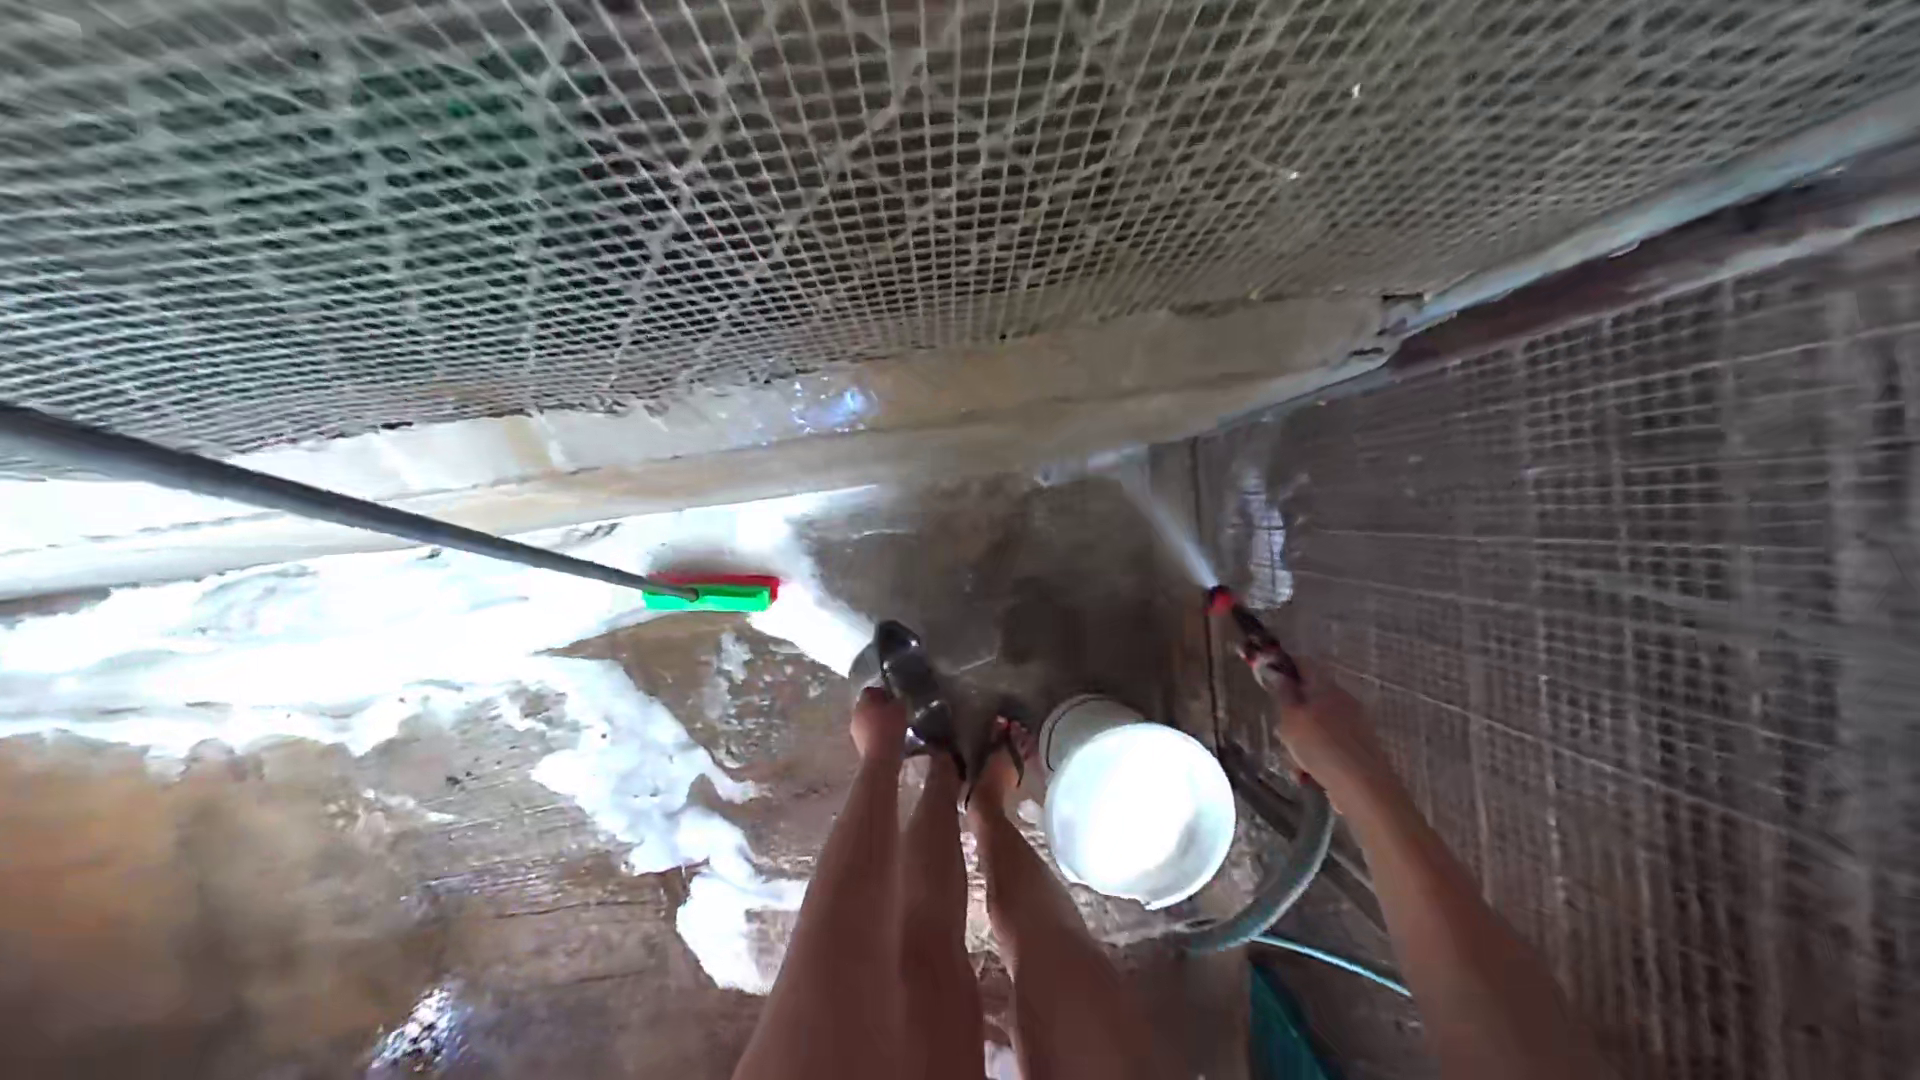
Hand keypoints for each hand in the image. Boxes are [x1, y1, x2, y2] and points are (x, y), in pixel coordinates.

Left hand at [849, 685, 908, 760]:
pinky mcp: (857, 743)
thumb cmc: (890, 728)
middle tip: (893, 712)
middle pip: (867, 706)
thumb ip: (897, 700)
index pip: (870, 690)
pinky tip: (886, 738)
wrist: (881, 757)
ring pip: (866, 720)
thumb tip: (895, 700)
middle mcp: (855, 713)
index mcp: (864, 701)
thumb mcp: (900, 709)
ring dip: (876, 721)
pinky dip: (875, 733)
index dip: (882, 693)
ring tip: (891, 727)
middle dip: (879, 708)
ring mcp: (854, 729)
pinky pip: (867, 733)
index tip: (893, 699)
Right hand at [1254, 652, 1395, 804]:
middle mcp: (1342, 701)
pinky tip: (1308, 775)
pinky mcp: (1356, 749)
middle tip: (1281, 731)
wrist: (1364, 789)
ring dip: (1299, 740)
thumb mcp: (1291, 717)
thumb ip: (1282, 692)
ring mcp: (1352, 726)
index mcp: (1326, 687)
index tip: (1267, 680)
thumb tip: (1276, 671)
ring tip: (1294, 761)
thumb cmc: (1321, 746)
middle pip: (1307, 697)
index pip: (1304, 663)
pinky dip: (1314, 757)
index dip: (1284, 666)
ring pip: (1314, 724)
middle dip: (1290, 714)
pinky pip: (1326, 745)